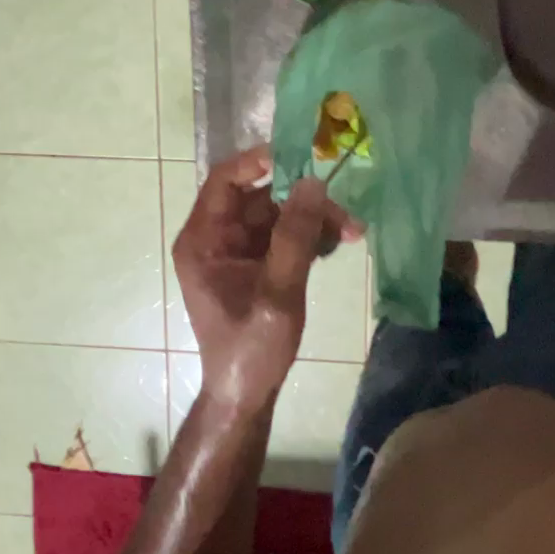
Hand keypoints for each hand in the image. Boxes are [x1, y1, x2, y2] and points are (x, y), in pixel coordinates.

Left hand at [171, 148, 361, 410]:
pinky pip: (285, 232)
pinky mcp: (257, 261)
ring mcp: (238, 249)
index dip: (260, 161)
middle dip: (304, 200)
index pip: (225, 180)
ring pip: (279, 212)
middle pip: (261, 196)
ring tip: (351, 231)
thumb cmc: (251, 348)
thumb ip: (295, 236)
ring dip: (315, 217)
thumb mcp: (277, 292)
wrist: (248, 395)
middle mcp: (217, 237)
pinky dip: (311, 234)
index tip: (303, 158)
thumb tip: (314, 181)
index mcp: (203, 239)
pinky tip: (337, 243)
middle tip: (345, 213)